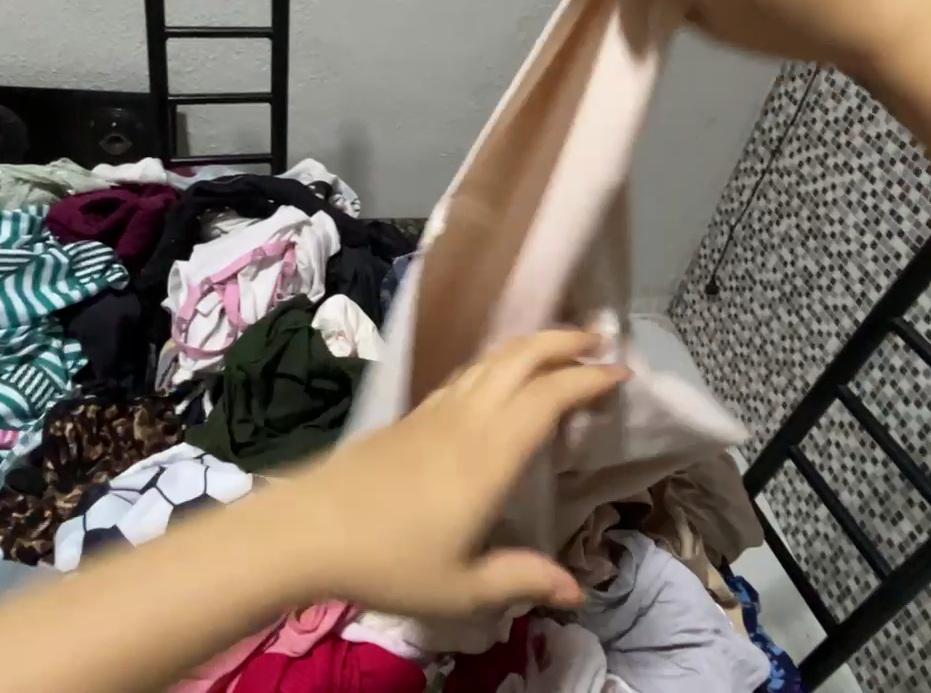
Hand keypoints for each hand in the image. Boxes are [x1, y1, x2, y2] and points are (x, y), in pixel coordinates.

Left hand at [277, 328, 627, 619]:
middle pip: (520, 358)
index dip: (587, 379)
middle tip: (599, 343)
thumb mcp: (460, 589)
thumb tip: (576, 589)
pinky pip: (467, 373)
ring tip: (560, 347)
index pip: (548, 397)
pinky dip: (498, 361)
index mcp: (488, 455)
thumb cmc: (388, 559)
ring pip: (491, 358)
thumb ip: (521, 580)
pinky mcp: (414, 413)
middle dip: (563, 341)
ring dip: (531, 345)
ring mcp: (437, 410)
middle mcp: (467, 419)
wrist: (309, 526)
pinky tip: (500, 375)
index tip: (621, 374)